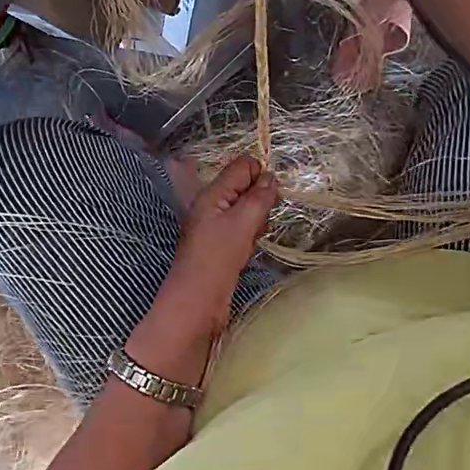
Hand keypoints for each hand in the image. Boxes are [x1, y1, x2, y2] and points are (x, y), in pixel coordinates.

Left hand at [125, 156, 278, 385]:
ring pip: (247, 211)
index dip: (261, 174)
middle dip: (261, 199)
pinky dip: (251, 237)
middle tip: (262, 219)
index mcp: (211, 194)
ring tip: (253, 237)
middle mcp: (212, 206)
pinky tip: (249, 250)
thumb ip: (258, 197)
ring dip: (257, 220)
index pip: (241, 166)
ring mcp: (216, 227)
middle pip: (245, 188)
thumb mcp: (241, 222)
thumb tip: (271, 177)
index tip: (273, 194)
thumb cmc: (216, 259)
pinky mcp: (222, 247)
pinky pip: (243, 231)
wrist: (197, 304)